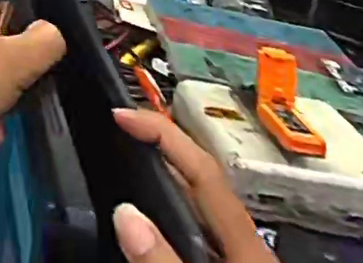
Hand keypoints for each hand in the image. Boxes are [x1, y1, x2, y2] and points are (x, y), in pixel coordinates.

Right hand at [110, 108, 278, 262]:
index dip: (160, 131)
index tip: (120, 114)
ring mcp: (241, 259)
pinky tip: (151, 227)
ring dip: (162, 182)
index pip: (201, 168)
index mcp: (246, 244)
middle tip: (116, 133)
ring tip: (125, 168)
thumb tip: (124, 212)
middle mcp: (246, 246)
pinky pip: (197, 234)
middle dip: (158, 148)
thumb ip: (164, 261)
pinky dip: (169, 215)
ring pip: (198, 210)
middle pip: (200, 182)